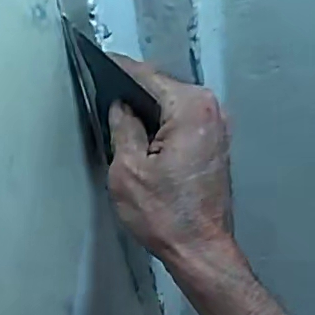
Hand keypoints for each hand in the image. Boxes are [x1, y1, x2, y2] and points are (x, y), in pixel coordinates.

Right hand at [105, 56, 235, 264]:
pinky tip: (144, 145)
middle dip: (133, 95)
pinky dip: (162, 129)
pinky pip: (182, 125)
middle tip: (104, 105)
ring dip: (148, 114)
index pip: (146, 76)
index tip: (97, 63)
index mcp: (190, 107)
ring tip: (120, 127)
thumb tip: (120, 108)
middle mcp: (210, 110)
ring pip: (172, 108)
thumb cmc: (166, 217)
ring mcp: (217, 129)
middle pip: (161, 89)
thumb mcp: (127, 172)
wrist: (200, 250)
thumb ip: (122, 129)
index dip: (117, 71)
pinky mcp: (215, 147)